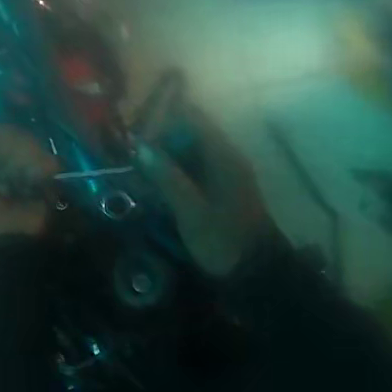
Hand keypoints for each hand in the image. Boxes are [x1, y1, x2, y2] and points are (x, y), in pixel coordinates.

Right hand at [133, 101, 273, 276]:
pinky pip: (197, 167)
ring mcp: (227, 171)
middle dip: (162, 141)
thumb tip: (140, 147)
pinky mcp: (224, 187)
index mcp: (222, 155)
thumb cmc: (222, 238)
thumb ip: (166, 176)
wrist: (256, 273)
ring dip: (168, 157)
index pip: (192, 118)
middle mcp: (227, 156)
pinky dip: (178, 171)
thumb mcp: (190, 210)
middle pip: (191, 133)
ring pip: (192, 151)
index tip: (138, 135)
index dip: (164, 121)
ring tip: (142, 173)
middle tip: (135, 159)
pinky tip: (160, 187)